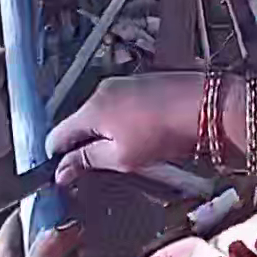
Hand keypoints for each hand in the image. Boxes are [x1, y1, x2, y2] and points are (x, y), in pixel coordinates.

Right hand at [45, 72, 205, 185]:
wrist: (200, 104)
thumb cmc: (159, 133)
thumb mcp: (121, 156)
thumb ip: (87, 160)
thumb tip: (60, 170)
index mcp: (91, 108)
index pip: (58, 134)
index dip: (56, 156)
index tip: (62, 174)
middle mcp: (101, 90)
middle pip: (78, 122)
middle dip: (82, 144)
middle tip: (95, 168)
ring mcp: (121, 83)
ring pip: (99, 112)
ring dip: (102, 133)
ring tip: (121, 152)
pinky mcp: (139, 82)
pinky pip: (116, 103)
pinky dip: (118, 120)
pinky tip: (136, 134)